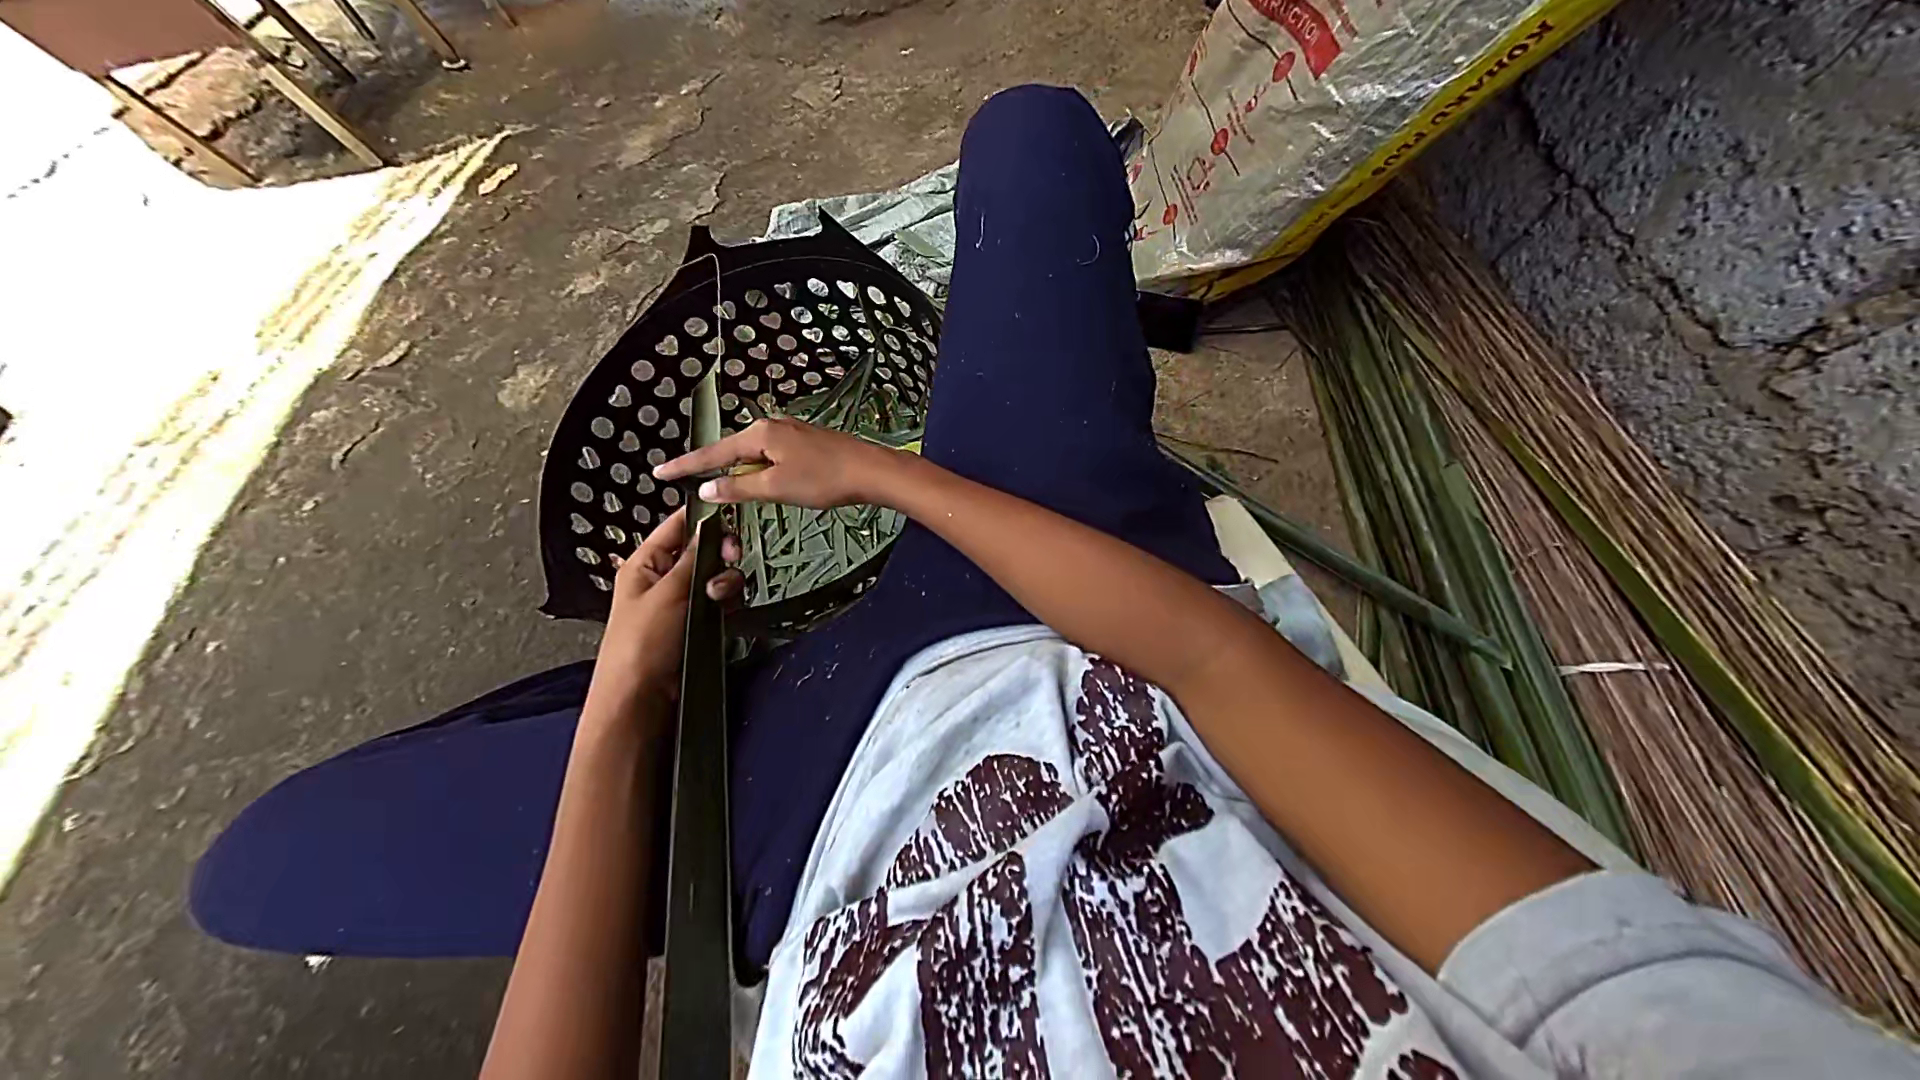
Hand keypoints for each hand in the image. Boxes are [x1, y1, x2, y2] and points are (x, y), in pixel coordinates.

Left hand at [587, 507, 743, 713]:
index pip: (677, 526)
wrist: (643, 698)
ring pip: (719, 575)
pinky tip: (725, 611)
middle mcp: (665, 578)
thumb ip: (694, 557)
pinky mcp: (700, 621)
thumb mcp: (667, 593)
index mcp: (645, 564)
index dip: (703, 519)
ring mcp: (684, 600)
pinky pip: (723, 600)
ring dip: (725, 582)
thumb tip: (710, 525)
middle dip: (721, 553)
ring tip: (719, 596)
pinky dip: (728, 602)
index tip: (731, 517)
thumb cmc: (641, 645)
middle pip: (704, 550)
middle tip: (732, 557)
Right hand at [652, 417, 909, 509]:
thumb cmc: (824, 479)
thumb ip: (739, 489)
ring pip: (755, 455)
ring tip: (736, 493)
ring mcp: (791, 432)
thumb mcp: (776, 488)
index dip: (686, 466)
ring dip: (744, 474)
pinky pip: (773, 456)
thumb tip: (707, 490)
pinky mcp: (807, 441)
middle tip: (695, 487)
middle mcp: (772, 426)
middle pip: (734, 451)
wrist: (871, 470)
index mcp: (760, 434)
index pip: (713, 453)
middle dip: (717, 470)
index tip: (660, 472)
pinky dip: (764, 471)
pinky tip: (770, 484)